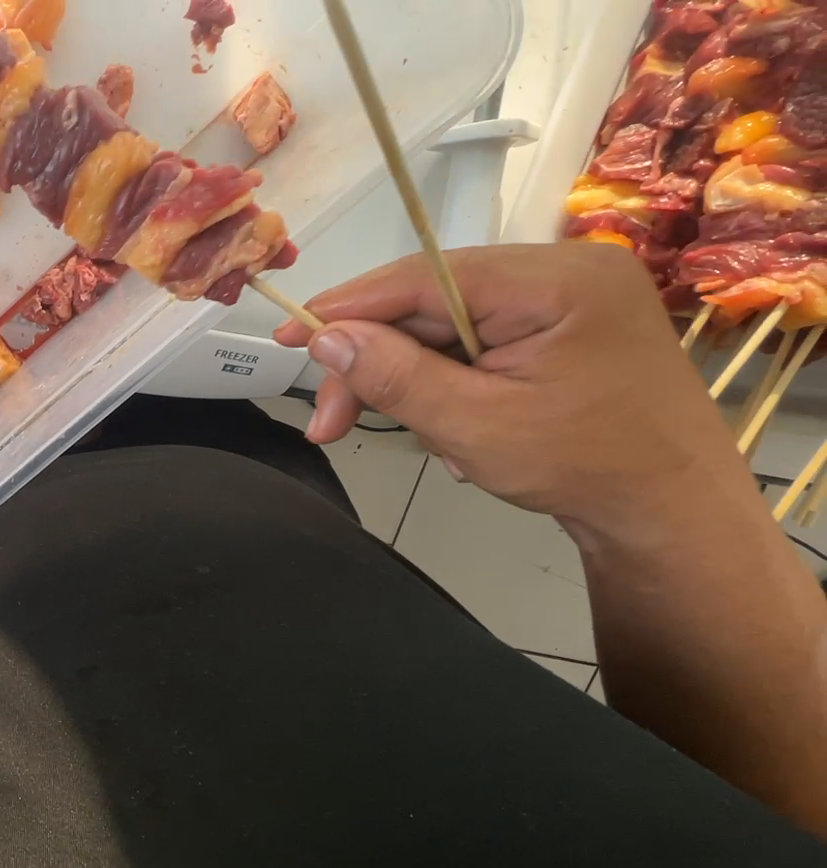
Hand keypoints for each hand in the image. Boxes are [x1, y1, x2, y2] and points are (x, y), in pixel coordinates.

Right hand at [274, 244, 755, 546]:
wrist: (667, 508)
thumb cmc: (579, 464)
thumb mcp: (470, 423)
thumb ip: (393, 374)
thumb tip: (324, 337)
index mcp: (554, 281)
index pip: (422, 277)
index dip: (346, 306)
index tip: (286, 335)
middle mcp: (560, 272)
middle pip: (424, 304)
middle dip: (368, 362)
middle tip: (326, 423)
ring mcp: (561, 299)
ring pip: (438, 327)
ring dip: (397, 380)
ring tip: (375, 433)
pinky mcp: (556, 327)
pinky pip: (467, 342)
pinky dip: (434, 382)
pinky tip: (436, 425)